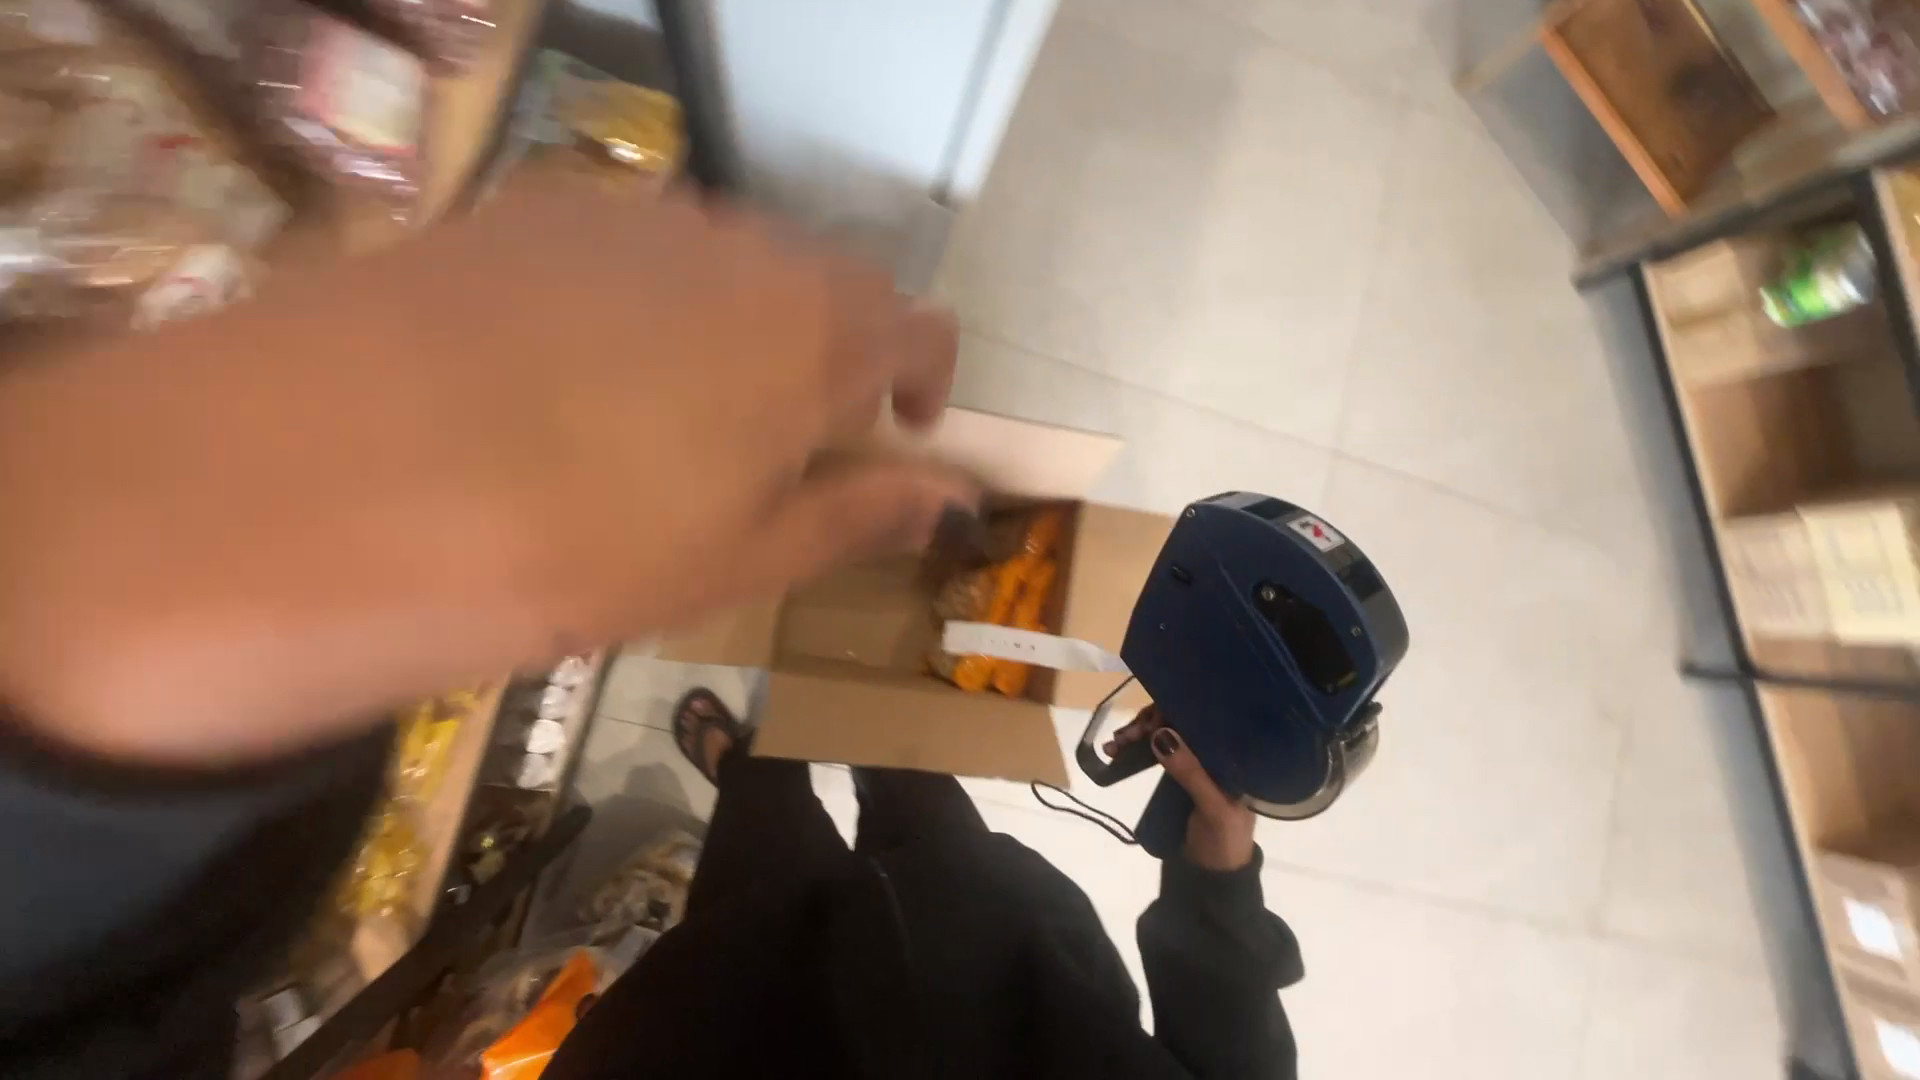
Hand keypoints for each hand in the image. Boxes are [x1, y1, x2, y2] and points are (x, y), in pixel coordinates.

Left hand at [0, 181, 978, 763]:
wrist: (315, 489)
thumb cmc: (577, 552)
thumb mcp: (743, 557)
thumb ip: (865, 512)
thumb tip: (958, 500)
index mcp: (811, 337)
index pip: (920, 324)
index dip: (926, 376)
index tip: (899, 428)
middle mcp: (742, 251)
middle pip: (835, 283)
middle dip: (844, 351)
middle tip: (797, 433)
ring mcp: (636, 217)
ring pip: (743, 260)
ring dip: (756, 323)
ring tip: (692, 406)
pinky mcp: (537, 208)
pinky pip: (648, 244)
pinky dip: (668, 297)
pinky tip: (595, 365)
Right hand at [1107, 707, 1256, 870]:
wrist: (1212, 878)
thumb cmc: (1223, 842)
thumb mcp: (1212, 808)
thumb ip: (1191, 772)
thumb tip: (1161, 734)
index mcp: (1232, 757)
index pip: (1203, 721)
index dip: (1175, 713)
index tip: (1150, 721)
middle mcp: (1214, 754)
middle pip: (1179, 725)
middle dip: (1149, 725)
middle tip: (1123, 737)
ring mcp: (1194, 764)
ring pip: (1164, 737)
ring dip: (1138, 735)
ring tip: (1114, 745)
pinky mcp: (1178, 777)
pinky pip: (1156, 754)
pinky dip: (1136, 750)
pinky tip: (1117, 751)